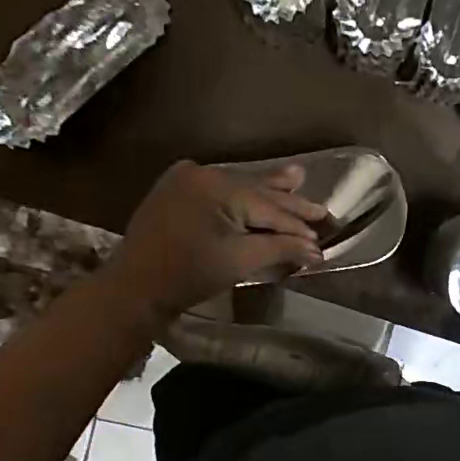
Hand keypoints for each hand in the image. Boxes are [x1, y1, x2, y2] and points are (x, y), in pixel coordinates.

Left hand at [104, 161, 329, 318]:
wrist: (135, 287)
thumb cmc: (190, 276)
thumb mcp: (240, 261)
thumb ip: (280, 248)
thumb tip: (315, 250)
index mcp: (218, 187)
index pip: (269, 206)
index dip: (297, 225)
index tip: (323, 236)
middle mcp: (202, 173)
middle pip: (256, 190)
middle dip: (288, 202)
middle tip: (321, 208)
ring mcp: (185, 179)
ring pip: (237, 187)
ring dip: (267, 191)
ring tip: (297, 177)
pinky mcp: (174, 190)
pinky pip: (217, 189)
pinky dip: (239, 195)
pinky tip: (256, 186)